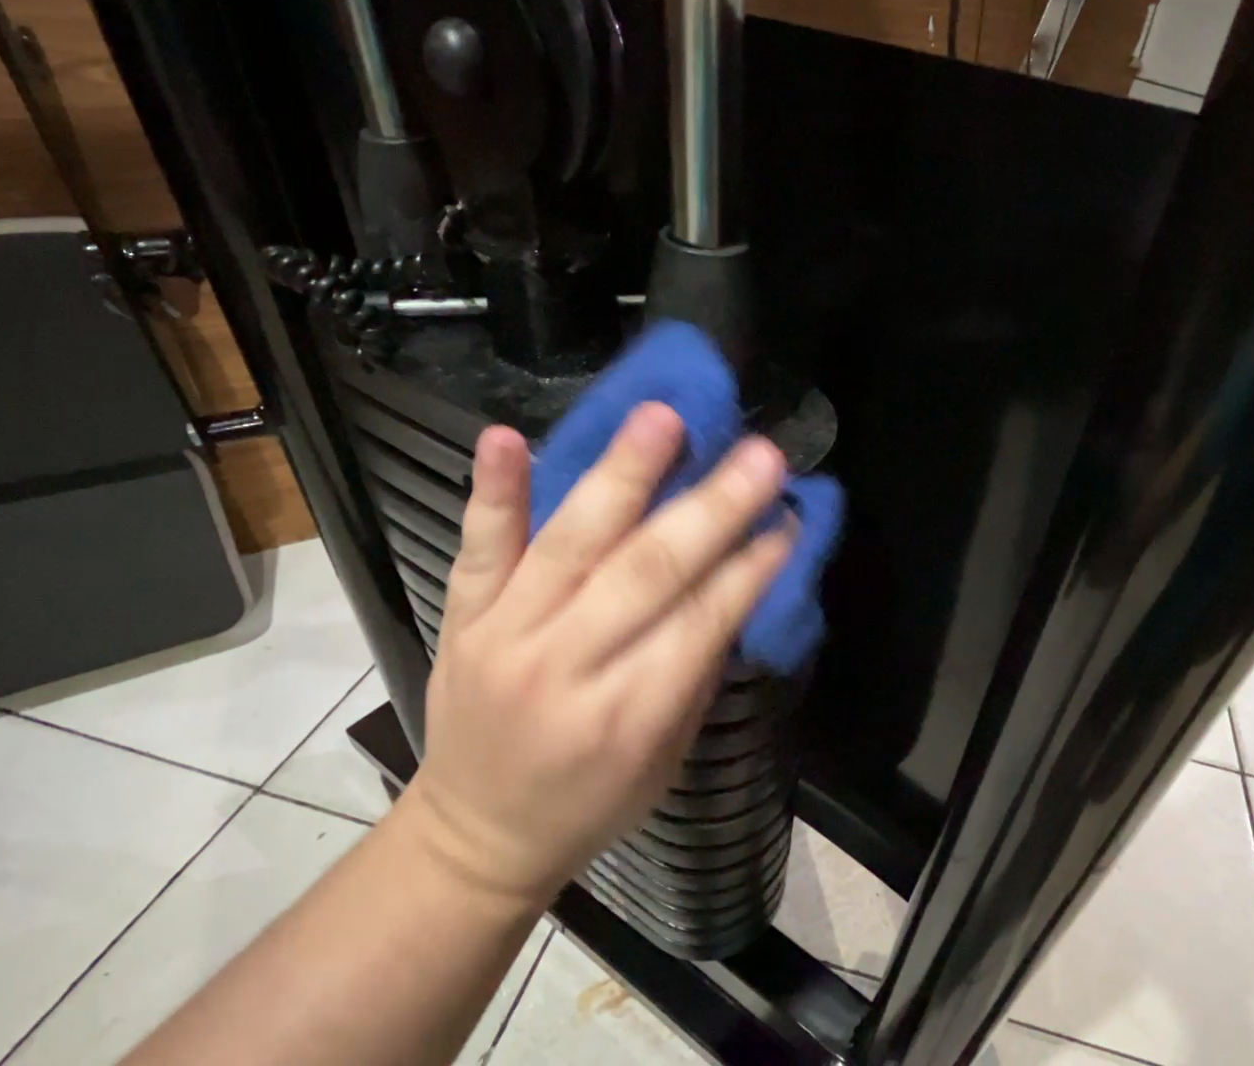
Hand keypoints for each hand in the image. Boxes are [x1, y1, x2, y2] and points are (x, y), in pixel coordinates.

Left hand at [398, 407, 795, 900]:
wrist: (477, 835)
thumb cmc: (590, 805)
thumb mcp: (664, 761)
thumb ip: (695, 674)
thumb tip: (737, 585)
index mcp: (630, 716)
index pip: (702, 622)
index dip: (751, 567)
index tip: (789, 517)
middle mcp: (568, 667)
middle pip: (649, 573)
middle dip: (712, 508)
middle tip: (760, 454)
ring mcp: (507, 635)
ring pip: (572, 544)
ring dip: (623, 476)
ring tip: (664, 418)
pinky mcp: (464, 617)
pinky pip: (479, 548)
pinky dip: (494, 492)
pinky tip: (506, 436)